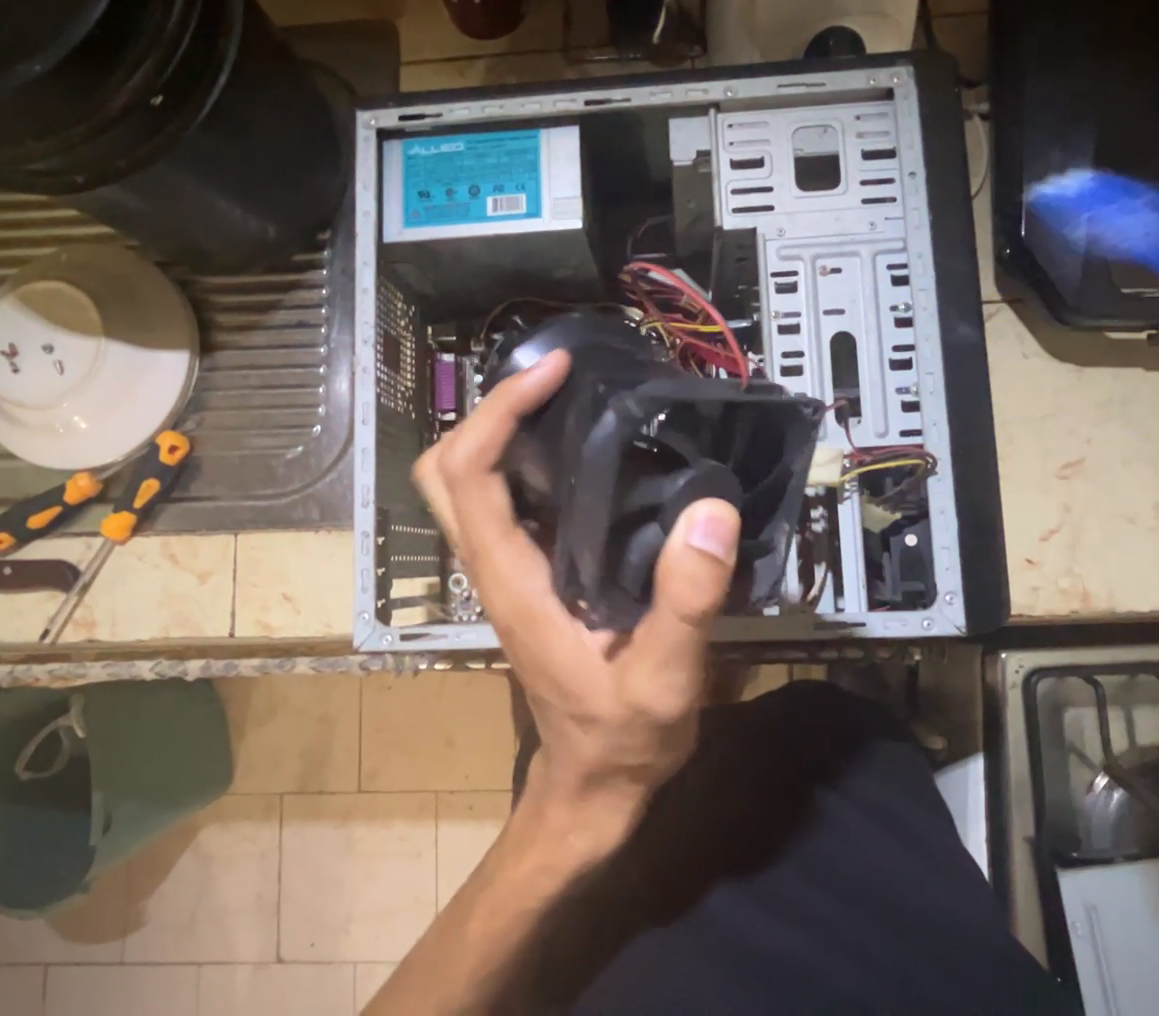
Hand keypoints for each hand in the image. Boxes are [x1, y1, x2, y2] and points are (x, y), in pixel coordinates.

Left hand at [411, 350, 741, 847]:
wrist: (594, 786)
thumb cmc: (620, 742)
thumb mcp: (664, 680)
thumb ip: (684, 603)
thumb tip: (710, 512)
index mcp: (512, 581)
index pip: (468, 475)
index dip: (498, 411)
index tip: (554, 373)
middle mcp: (497, 568)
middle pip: (448, 471)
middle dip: (488, 413)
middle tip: (554, 384)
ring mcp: (509, 574)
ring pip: (471, 487)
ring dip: (504, 434)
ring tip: (572, 402)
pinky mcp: (532, 581)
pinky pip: (508, 507)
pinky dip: (527, 466)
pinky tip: (588, 456)